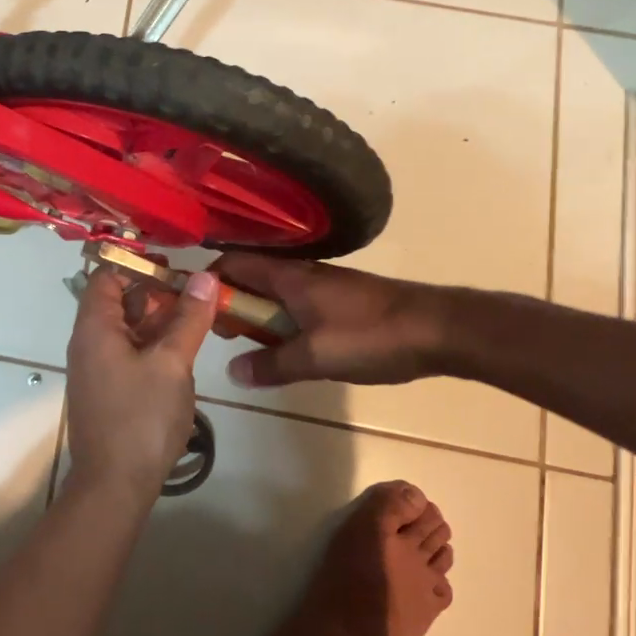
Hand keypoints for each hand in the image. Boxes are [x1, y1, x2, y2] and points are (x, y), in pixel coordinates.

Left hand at [64, 266, 218, 496]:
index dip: (138, 265)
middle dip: (155, 293)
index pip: (106, 276)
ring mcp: (95, 368)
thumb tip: (205, 277)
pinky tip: (183, 353)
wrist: (114, 485)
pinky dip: (152, 345)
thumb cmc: (141, 418)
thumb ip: (188, 318)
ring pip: (126, 329)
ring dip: (158, 321)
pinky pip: (127, 353)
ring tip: (198, 320)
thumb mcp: (172, 364)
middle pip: (117, 301)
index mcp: (94, 327)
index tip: (175, 267)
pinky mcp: (106, 390)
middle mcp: (88, 342)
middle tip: (196, 294)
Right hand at [210, 253, 452, 387]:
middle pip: (251, 278)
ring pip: (276, 293)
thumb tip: (233, 372)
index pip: (232, 263)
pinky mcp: (343, 301)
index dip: (208, 281)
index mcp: (288, 278)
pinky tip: (292, 348)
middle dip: (232, 303)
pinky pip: (298, 304)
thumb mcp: (315, 357)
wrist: (441, 330)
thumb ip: (271, 365)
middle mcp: (302, 274)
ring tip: (254, 348)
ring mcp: (325, 286)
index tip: (193, 308)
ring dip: (259, 315)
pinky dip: (284, 320)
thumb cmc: (371, 337)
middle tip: (224, 337)